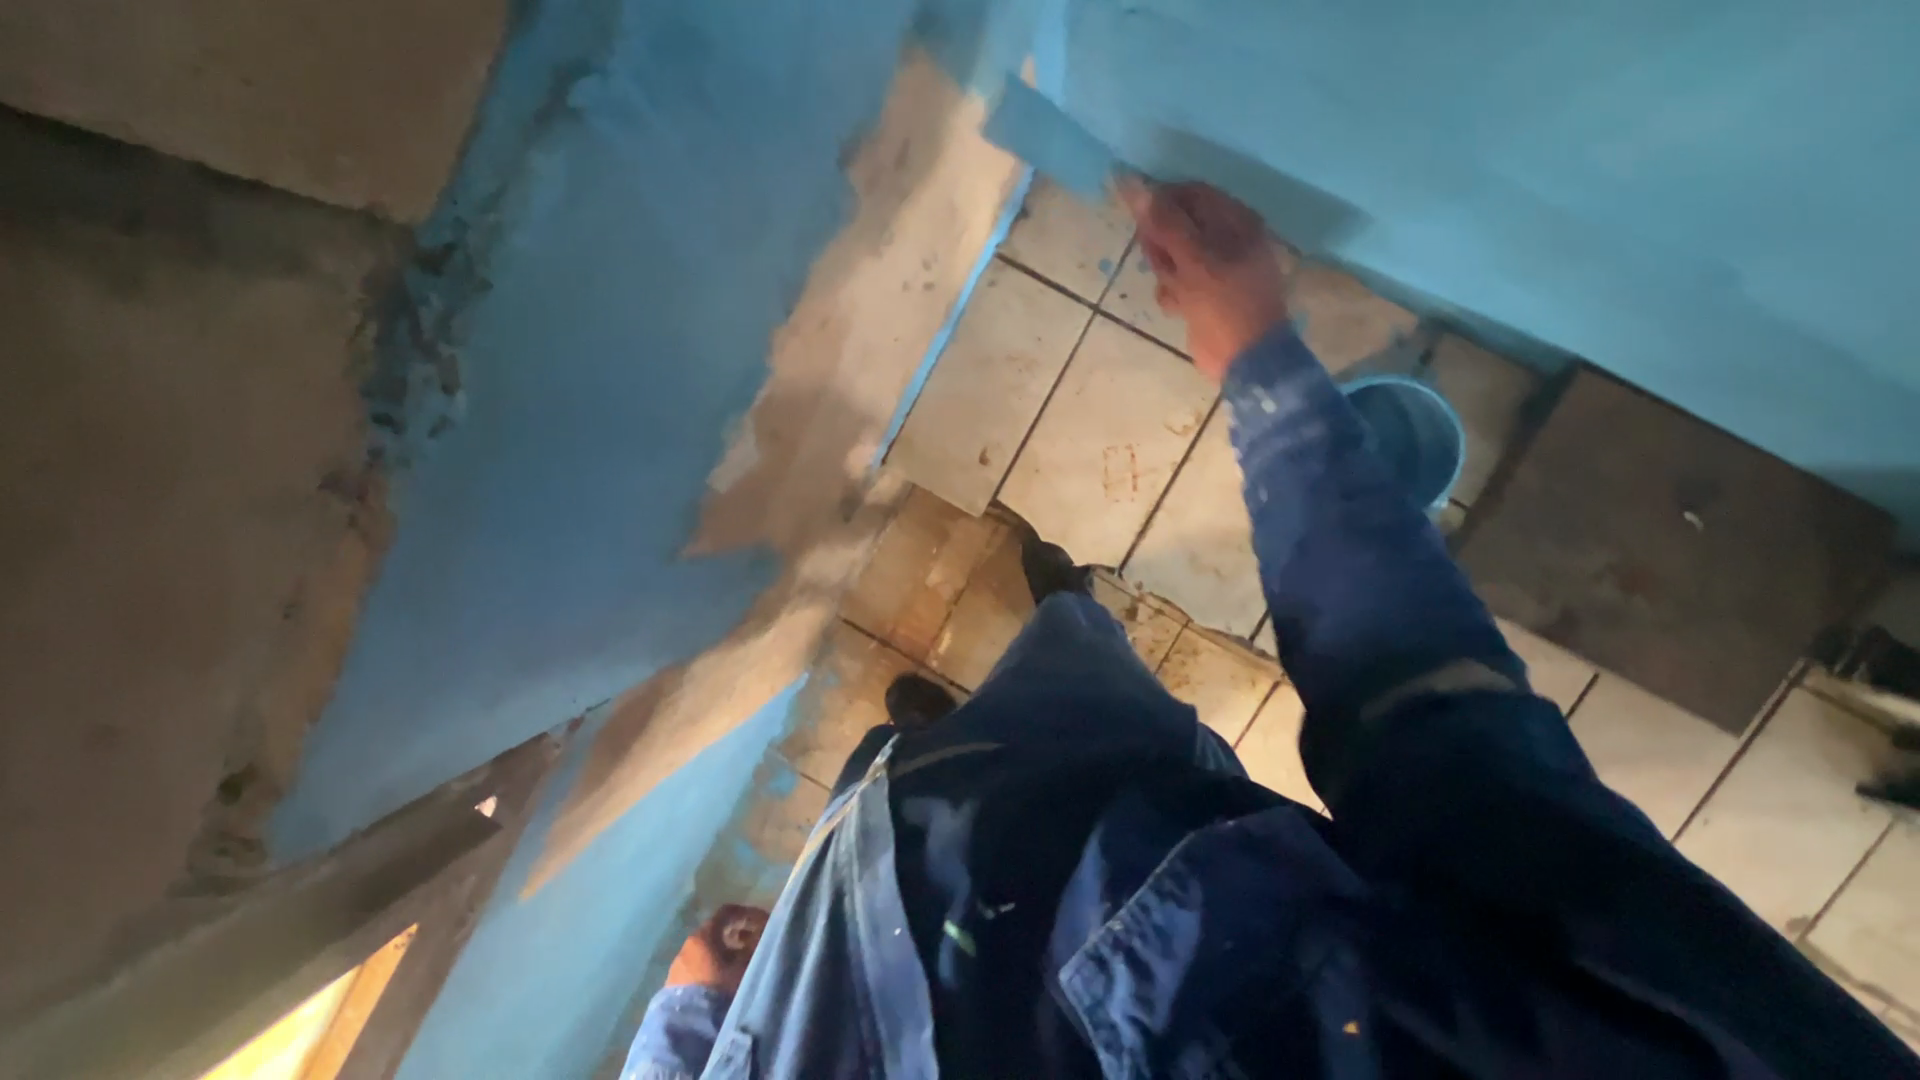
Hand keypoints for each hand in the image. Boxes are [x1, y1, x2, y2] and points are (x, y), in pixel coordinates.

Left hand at [664, 903, 769, 994]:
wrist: (688, 1027)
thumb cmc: (720, 989)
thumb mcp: (745, 965)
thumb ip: (756, 945)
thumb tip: (763, 932)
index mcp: (704, 935)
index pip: (727, 912)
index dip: (747, 913)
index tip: (762, 921)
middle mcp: (688, 945)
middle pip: (715, 930)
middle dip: (736, 933)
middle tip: (752, 943)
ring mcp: (678, 965)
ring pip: (705, 950)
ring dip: (723, 952)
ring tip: (738, 965)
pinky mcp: (673, 984)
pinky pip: (696, 966)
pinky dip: (711, 966)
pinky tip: (721, 981)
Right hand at [1117, 178, 1288, 381]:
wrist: (1245, 357)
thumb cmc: (1225, 302)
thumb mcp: (1194, 258)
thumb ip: (1164, 221)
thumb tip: (1133, 184)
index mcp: (1235, 220)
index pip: (1190, 193)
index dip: (1163, 203)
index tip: (1141, 222)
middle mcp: (1227, 239)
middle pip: (1178, 225)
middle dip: (1162, 243)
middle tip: (1160, 260)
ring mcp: (1215, 269)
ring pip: (1172, 257)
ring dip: (1165, 272)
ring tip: (1175, 289)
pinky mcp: (1203, 296)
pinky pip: (1176, 284)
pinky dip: (1172, 294)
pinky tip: (1179, 307)